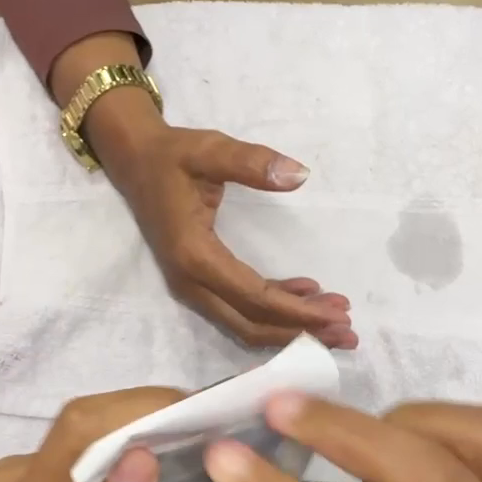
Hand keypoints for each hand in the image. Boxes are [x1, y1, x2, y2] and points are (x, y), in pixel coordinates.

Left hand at [0, 387, 184, 481]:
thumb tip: (142, 456)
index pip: (78, 431)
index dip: (136, 407)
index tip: (193, 408)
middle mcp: (10, 479)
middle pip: (79, 423)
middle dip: (142, 413)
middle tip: (202, 423)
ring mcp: (9, 476)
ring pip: (77, 431)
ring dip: (129, 426)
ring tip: (184, 436)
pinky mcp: (17, 480)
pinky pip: (70, 449)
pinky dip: (110, 445)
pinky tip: (142, 460)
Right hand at [97, 124, 357, 348]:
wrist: (135, 161)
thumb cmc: (172, 155)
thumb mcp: (209, 149)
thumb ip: (251, 162)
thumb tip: (299, 175)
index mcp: (193, 254)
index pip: (253, 296)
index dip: (296, 310)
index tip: (338, 311)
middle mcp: (188, 280)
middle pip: (250, 323)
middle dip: (299, 331)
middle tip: (347, 331)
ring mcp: (189, 285)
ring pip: (243, 323)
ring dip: (288, 328)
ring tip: (334, 323)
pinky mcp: (195, 281)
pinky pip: (235, 309)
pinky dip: (271, 312)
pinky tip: (304, 296)